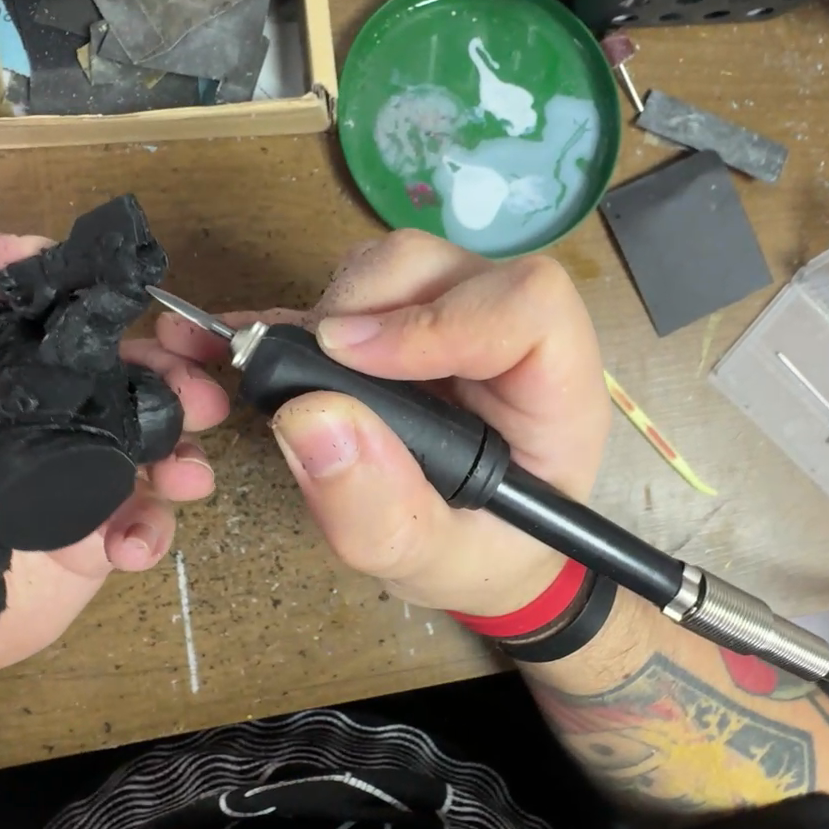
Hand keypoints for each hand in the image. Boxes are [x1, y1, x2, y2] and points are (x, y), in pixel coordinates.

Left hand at [0, 234, 230, 704]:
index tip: (53, 253)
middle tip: (195, 383)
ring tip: (192, 471)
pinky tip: (139, 549)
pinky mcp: (86, 523)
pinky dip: (150, 525)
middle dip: (145, 361)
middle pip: (78, 361)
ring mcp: (52, 472)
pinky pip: (134, 510)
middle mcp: (0, 421)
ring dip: (173, 438)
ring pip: (128, 427)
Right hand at [175, 230, 608, 617]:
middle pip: (446, 268)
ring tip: (301, 380)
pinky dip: (309, 318)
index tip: (351, 356)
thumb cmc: (484, 555)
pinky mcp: (415, 319)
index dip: (438, 318)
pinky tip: (273, 356)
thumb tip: (310, 417)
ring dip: (335, 312)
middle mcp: (514, 336)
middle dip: (364, 308)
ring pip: (399, 265)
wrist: (483, 546)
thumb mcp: (436, 562)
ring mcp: (463, 317)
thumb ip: (385, 513)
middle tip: (308, 374)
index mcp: (555, 392)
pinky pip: (364, 285)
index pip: (528, 306)